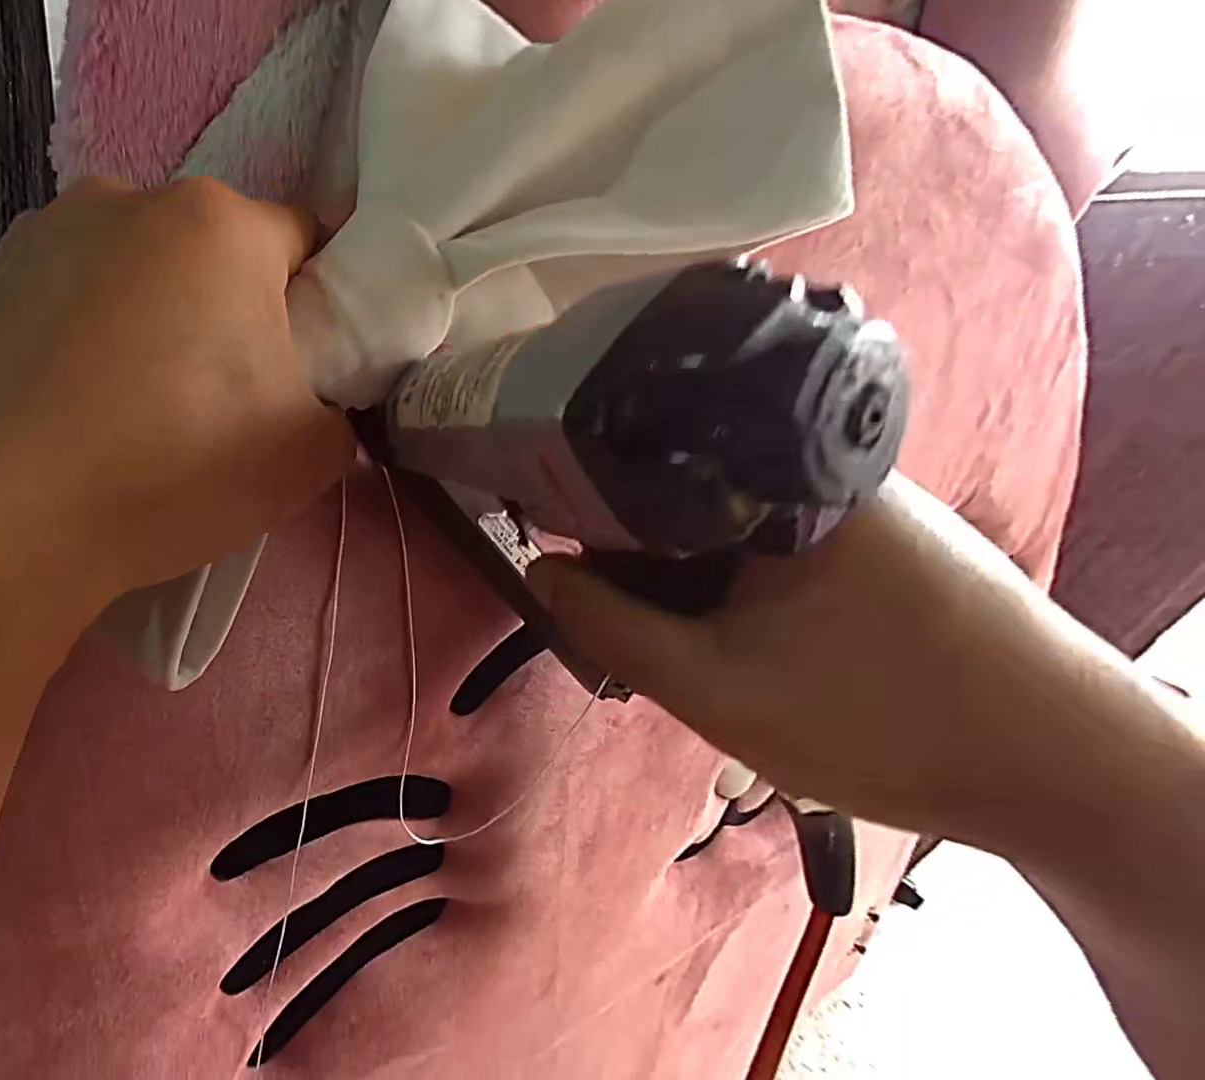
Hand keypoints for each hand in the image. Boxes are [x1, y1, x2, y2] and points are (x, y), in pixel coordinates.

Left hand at [0, 176, 354, 613]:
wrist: (0, 520)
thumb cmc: (169, 473)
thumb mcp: (305, 457)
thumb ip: (339, 409)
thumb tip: (313, 399)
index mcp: (219, 224)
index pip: (302, 244)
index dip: (313, 311)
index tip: (295, 374)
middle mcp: (129, 199)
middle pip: (215, 255)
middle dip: (231, 315)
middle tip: (215, 404)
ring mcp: (47, 235)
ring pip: (140, 275)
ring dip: (156, 322)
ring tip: (134, 411)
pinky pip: (75, 300)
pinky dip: (91, 337)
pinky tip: (76, 405)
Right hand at [530, 475, 1131, 845]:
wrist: (1073, 780)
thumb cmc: (880, 724)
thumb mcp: (709, 686)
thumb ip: (606, 626)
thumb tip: (538, 571)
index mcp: (785, 485)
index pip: (642, 474)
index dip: (586, 516)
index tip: (563, 566)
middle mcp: (824, 474)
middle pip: (679, 497)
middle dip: (637, 558)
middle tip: (631, 623)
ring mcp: (857, 504)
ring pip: (719, 522)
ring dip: (683, 573)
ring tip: (683, 633)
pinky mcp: (876, 540)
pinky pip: (763, 541)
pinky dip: (729, 580)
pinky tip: (738, 629)